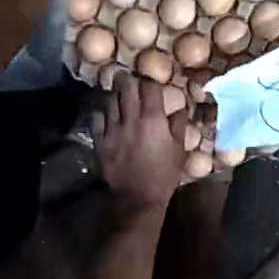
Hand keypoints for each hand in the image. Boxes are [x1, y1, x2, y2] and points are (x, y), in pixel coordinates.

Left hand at [97, 78, 187, 211]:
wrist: (136, 198)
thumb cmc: (163, 175)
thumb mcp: (178, 150)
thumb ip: (179, 125)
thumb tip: (181, 107)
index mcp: (152, 118)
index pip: (149, 86)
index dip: (151, 80)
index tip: (152, 82)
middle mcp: (130, 118)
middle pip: (126, 86)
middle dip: (130, 80)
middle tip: (132, 81)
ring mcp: (112, 128)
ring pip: (110, 99)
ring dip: (116, 94)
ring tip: (120, 95)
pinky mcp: (99, 140)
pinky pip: (97, 117)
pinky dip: (102, 111)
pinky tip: (107, 114)